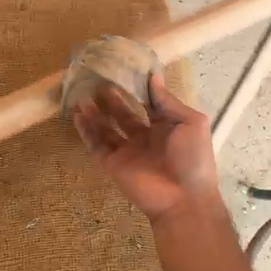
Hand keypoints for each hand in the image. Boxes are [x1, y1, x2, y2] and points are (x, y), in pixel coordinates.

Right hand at [72, 72, 221, 222]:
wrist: (184, 199)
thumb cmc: (193, 158)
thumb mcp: (191, 123)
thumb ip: (169, 101)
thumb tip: (154, 76)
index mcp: (165, 127)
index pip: (147, 104)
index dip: (136, 90)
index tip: (123, 71)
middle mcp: (144, 138)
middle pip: (123, 115)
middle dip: (112, 99)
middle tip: (98, 81)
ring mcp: (127, 152)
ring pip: (106, 129)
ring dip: (95, 113)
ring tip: (83, 96)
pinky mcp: (113, 164)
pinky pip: (96, 145)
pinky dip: (87, 132)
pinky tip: (78, 116)